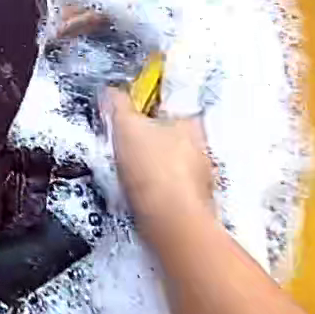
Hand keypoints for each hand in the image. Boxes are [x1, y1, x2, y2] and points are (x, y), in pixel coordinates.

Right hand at [104, 88, 215, 248]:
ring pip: (171, 162)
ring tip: (128, 167)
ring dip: (152, 163)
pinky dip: (156, 187)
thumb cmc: (152, 168)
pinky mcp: (193, 204)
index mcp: (191, 124)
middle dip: (148, 135)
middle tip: (126, 138)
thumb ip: (117, 102)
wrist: (169, 223)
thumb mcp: (124, 124)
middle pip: (171, 134)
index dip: (149, 107)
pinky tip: (138, 189)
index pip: (172, 105)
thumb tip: (111, 90)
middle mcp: (202, 149)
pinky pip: (170, 186)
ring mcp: (201, 179)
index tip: (132, 113)